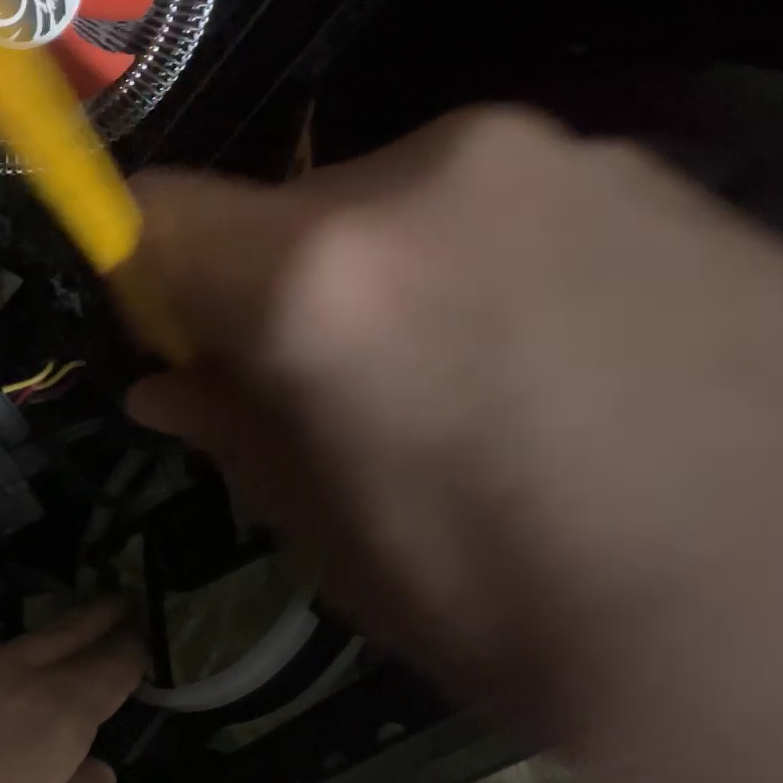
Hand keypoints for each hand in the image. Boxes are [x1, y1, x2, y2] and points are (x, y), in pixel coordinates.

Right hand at [121, 107, 782, 782]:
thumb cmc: (547, 621)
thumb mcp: (339, 543)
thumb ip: (232, 430)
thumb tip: (162, 382)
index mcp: (319, 279)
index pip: (151, 209)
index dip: (133, 269)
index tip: (160, 337)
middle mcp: (422, 179)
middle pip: (264, 212)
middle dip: (255, 292)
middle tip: (302, 397)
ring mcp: (548, 161)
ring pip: (372, 209)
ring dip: (359, 283)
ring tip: (437, 393)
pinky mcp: (649, 173)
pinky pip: (479, 209)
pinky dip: (456, 271)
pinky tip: (536, 367)